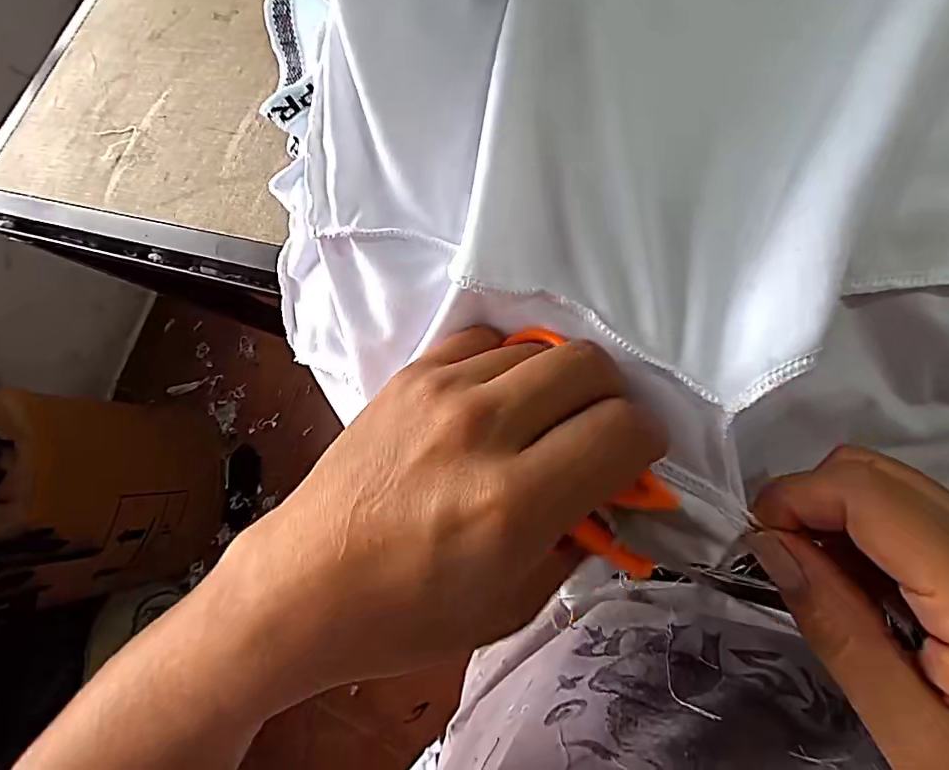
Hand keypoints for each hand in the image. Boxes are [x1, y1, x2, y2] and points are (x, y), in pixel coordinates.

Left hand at [214, 327, 667, 707]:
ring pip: (547, 347)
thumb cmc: (410, 613)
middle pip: (592, 367)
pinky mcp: (414, 371)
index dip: (647, 440)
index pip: (622, 430)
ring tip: (542, 419)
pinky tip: (499, 397)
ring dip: (563, 382)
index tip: (638, 454)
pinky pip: (493, 337)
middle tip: (599, 429)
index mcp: (512, 504)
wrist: (301, 586)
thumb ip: (585, 533)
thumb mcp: (517, 600)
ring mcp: (443, 391)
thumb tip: (621, 481)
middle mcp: (481, 432)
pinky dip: (512, 363)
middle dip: (614, 397)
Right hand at [748, 446, 948, 769]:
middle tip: (781, 566)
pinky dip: (883, 534)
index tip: (752, 542)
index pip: (866, 491)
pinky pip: (934, 517)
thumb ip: (845, 635)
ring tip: (823, 586)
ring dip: (845, 516)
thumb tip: (773, 547)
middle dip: (814, 500)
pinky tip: (875, 593)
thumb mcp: (926, 752)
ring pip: (903, 486)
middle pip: (881, 471)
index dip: (795, 496)